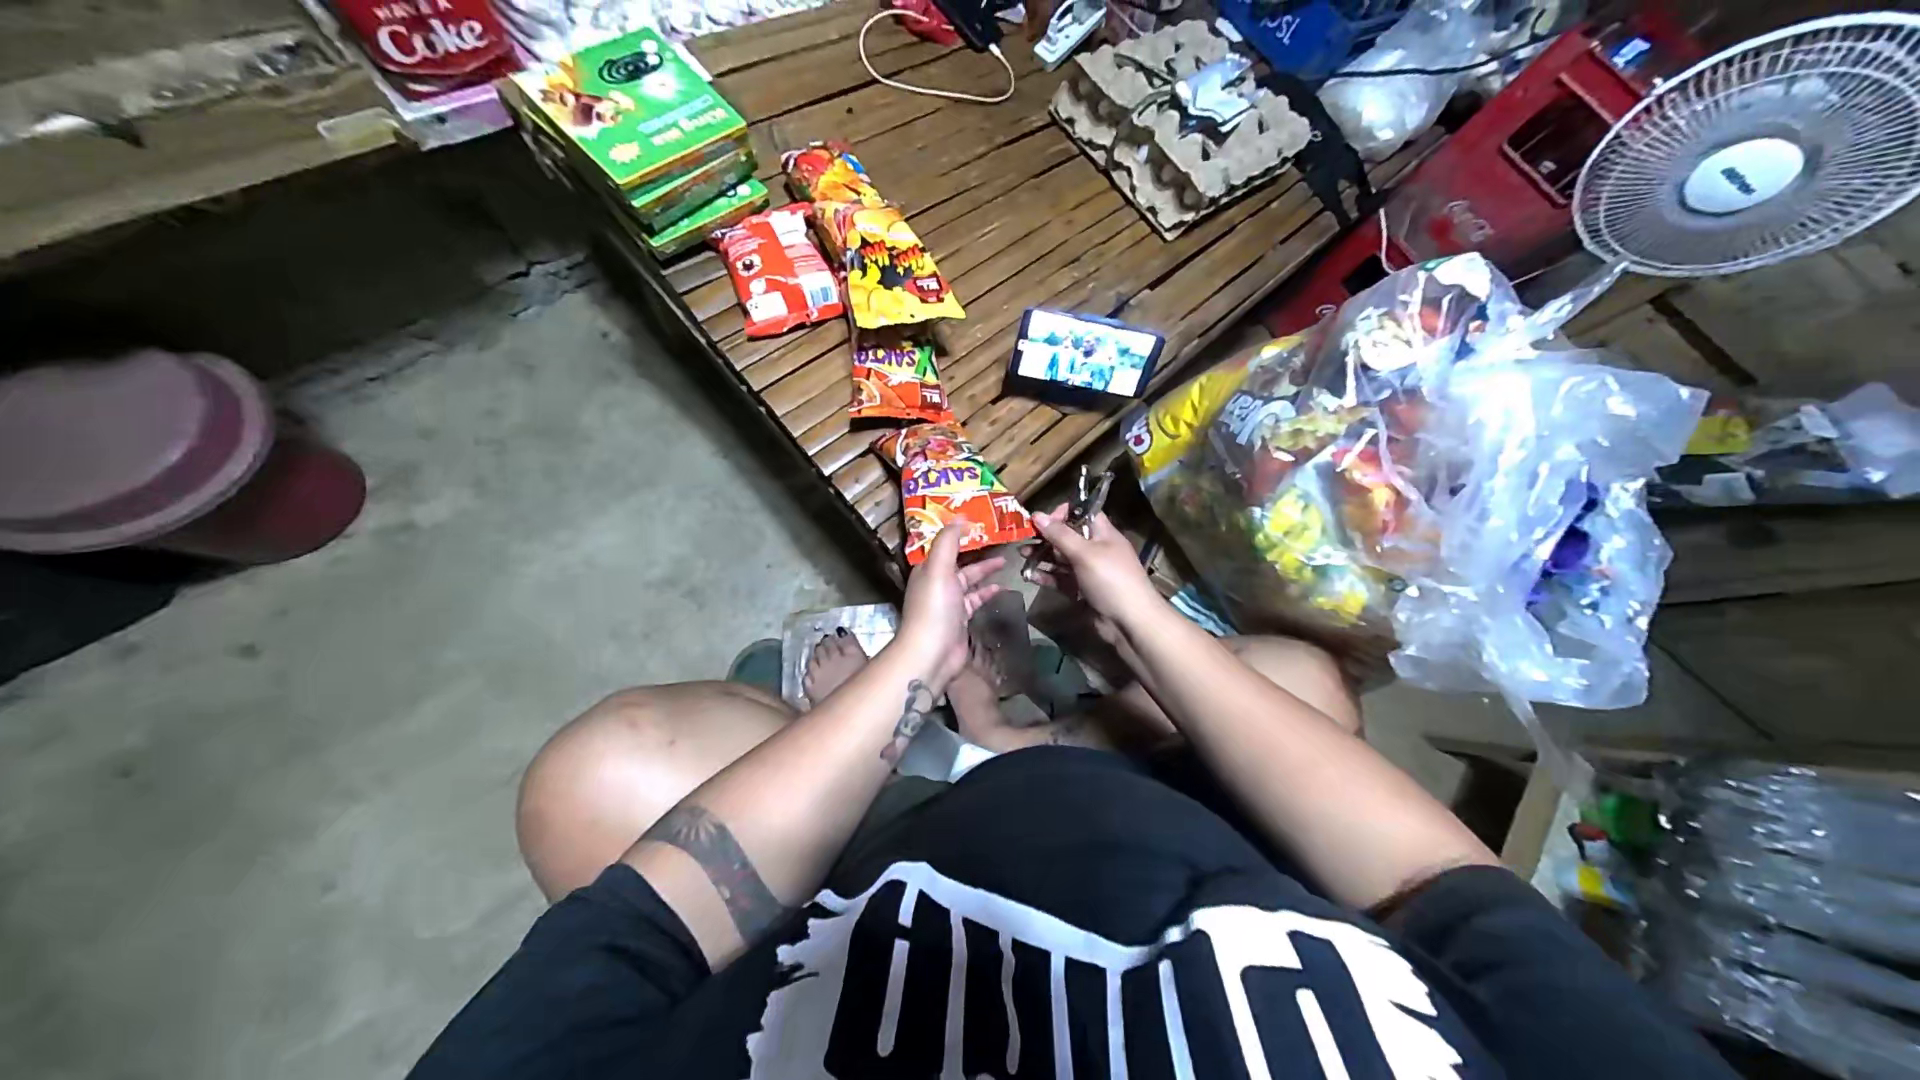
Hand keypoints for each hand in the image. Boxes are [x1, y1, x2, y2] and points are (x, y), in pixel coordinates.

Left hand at [894, 525, 1005, 689]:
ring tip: (1006, 562)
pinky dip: (987, 592)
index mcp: (928, 568)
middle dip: (978, 551)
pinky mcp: (960, 619)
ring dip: (985, 571)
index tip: (981, 521)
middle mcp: (937, 582)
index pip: (945, 544)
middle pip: (959, 562)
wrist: (931, 652)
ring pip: (969, 580)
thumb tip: (961, 517)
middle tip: (1001, 541)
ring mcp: (948, 602)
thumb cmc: (934, 607)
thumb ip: (949, 541)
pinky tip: (1001, 588)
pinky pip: (975, 600)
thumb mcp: (939, 567)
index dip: (961, 533)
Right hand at [1026, 505, 1163, 634]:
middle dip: (1045, 536)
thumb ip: (1060, 534)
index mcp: (1103, 534)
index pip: (1082, 514)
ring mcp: (1088, 571)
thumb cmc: (1110, 580)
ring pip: (1061, 559)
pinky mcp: (1082, 590)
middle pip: (1067, 536)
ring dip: (1042, 556)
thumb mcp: (1085, 553)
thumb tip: (1037, 514)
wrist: (1129, 623)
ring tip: (1022, 556)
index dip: (1062, 513)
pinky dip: (1047, 576)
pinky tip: (1030, 576)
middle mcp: (1096, 549)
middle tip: (1023, 539)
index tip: (1042, 520)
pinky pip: (1061, 579)